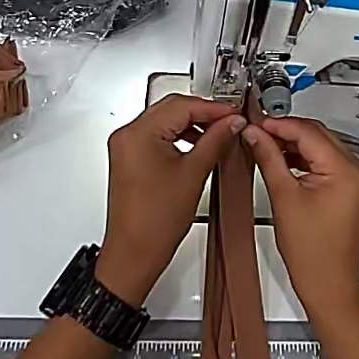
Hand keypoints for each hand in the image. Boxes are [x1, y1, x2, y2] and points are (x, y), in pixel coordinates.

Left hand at [95, 95, 244, 304]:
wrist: (134, 253)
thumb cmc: (154, 222)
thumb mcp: (194, 173)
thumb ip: (215, 140)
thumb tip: (230, 123)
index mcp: (139, 134)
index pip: (182, 106)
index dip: (213, 108)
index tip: (232, 113)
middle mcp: (127, 135)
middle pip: (171, 108)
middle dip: (202, 112)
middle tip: (229, 120)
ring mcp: (126, 146)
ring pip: (164, 120)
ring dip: (191, 123)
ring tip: (218, 132)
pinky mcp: (129, 157)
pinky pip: (156, 135)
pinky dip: (179, 135)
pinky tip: (198, 144)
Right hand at [242, 117, 358, 324]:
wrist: (328, 284)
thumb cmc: (312, 252)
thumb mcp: (283, 196)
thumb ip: (268, 157)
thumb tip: (255, 134)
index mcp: (345, 170)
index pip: (308, 132)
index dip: (278, 125)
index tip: (256, 124)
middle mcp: (357, 169)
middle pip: (317, 135)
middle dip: (286, 131)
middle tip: (257, 132)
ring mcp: (356, 178)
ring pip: (321, 146)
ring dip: (294, 143)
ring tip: (265, 145)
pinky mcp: (351, 187)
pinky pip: (326, 160)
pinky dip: (304, 157)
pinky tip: (283, 160)